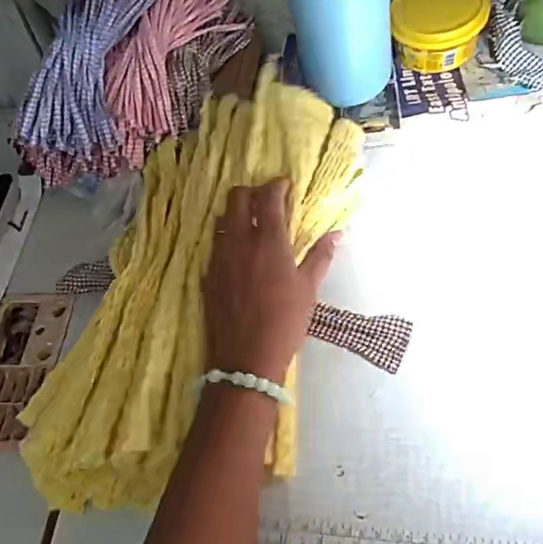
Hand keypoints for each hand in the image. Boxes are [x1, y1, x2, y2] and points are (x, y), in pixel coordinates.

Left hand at [205, 179, 339, 380]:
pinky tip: (239, 256)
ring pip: (222, 220)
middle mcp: (239, 242)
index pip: (268, 197)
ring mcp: (218, 258)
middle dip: (252, 193)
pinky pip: (214, 246)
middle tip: (268, 202)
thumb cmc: (285, 322)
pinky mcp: (206, 275)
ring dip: (236, 214)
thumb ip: (320, 256)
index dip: (276, 185)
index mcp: (268, 241)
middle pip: (236, 198)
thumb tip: (336, 233)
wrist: (247, 358)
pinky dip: (227, 240)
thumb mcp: (309, 289)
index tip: (285, 185)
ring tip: (252, 226)